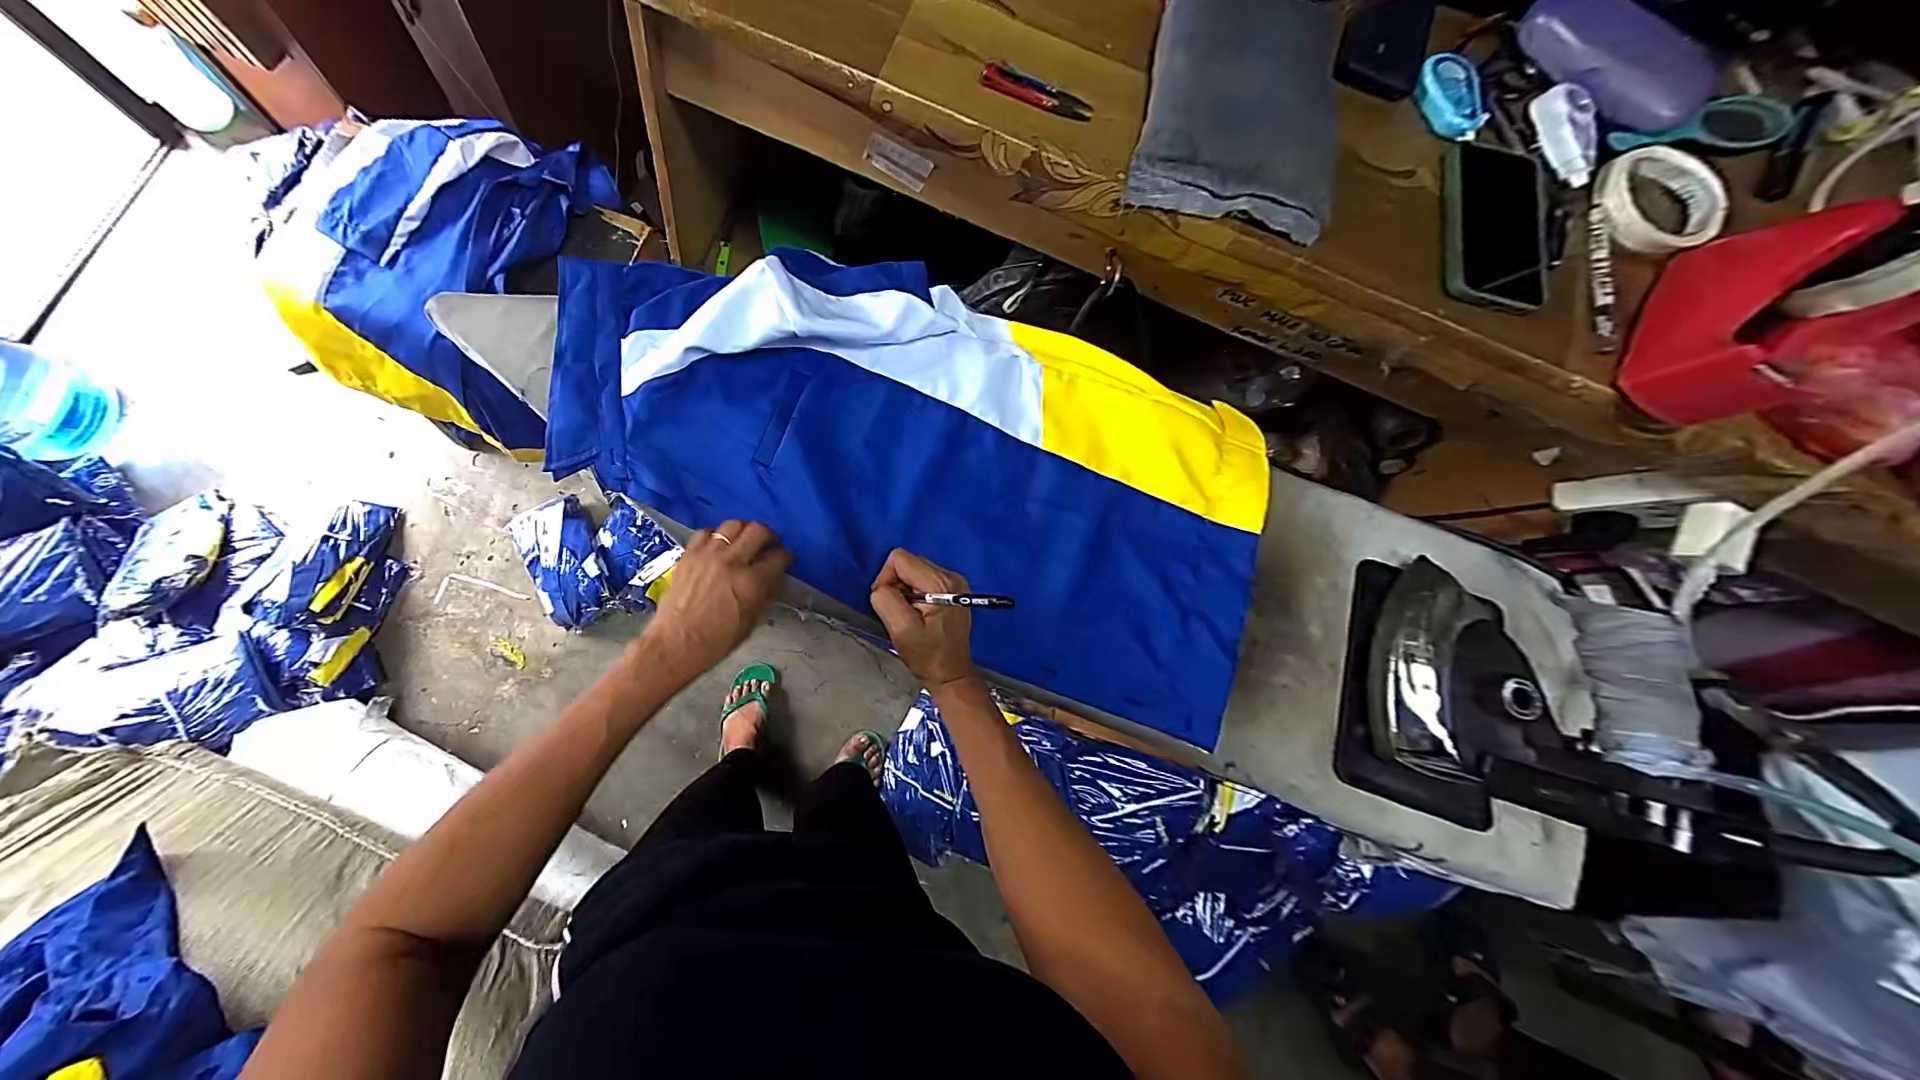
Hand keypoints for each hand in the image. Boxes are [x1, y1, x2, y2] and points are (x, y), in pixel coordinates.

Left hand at [640, 520, 791, 681]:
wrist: (676, 643)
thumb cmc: (717, 640)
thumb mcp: (752, 621)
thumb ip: (766, 594)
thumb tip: (774, 578)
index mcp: (752, 582)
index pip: (779, 557)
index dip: (787, 556)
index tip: (786, 558)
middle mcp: (732, 562)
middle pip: (758, 530)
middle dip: (769, 535)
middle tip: (769, 543)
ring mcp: (708, 555)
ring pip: (733, 525)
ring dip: (744, 530)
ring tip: (744, 540)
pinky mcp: (689, 555)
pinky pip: (706, 532)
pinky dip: (716, 535)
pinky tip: (718, 545)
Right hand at [869, 548, 975, 689]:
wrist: (952, 674)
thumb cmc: (928, 656)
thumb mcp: (902, 630)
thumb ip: (887, 600)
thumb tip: (882, 587)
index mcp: (941, 583)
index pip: (900, 559)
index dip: (886, 579)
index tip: (890, 604)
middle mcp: (951, 576)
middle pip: (908, 563)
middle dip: (896, 585)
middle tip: (902, 613)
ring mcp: (954, 582)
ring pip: (913, 571)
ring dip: (905, 591)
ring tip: (912, 616)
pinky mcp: (952, 590)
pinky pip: (922, 580)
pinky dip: (914, 595)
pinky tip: (920, 614)